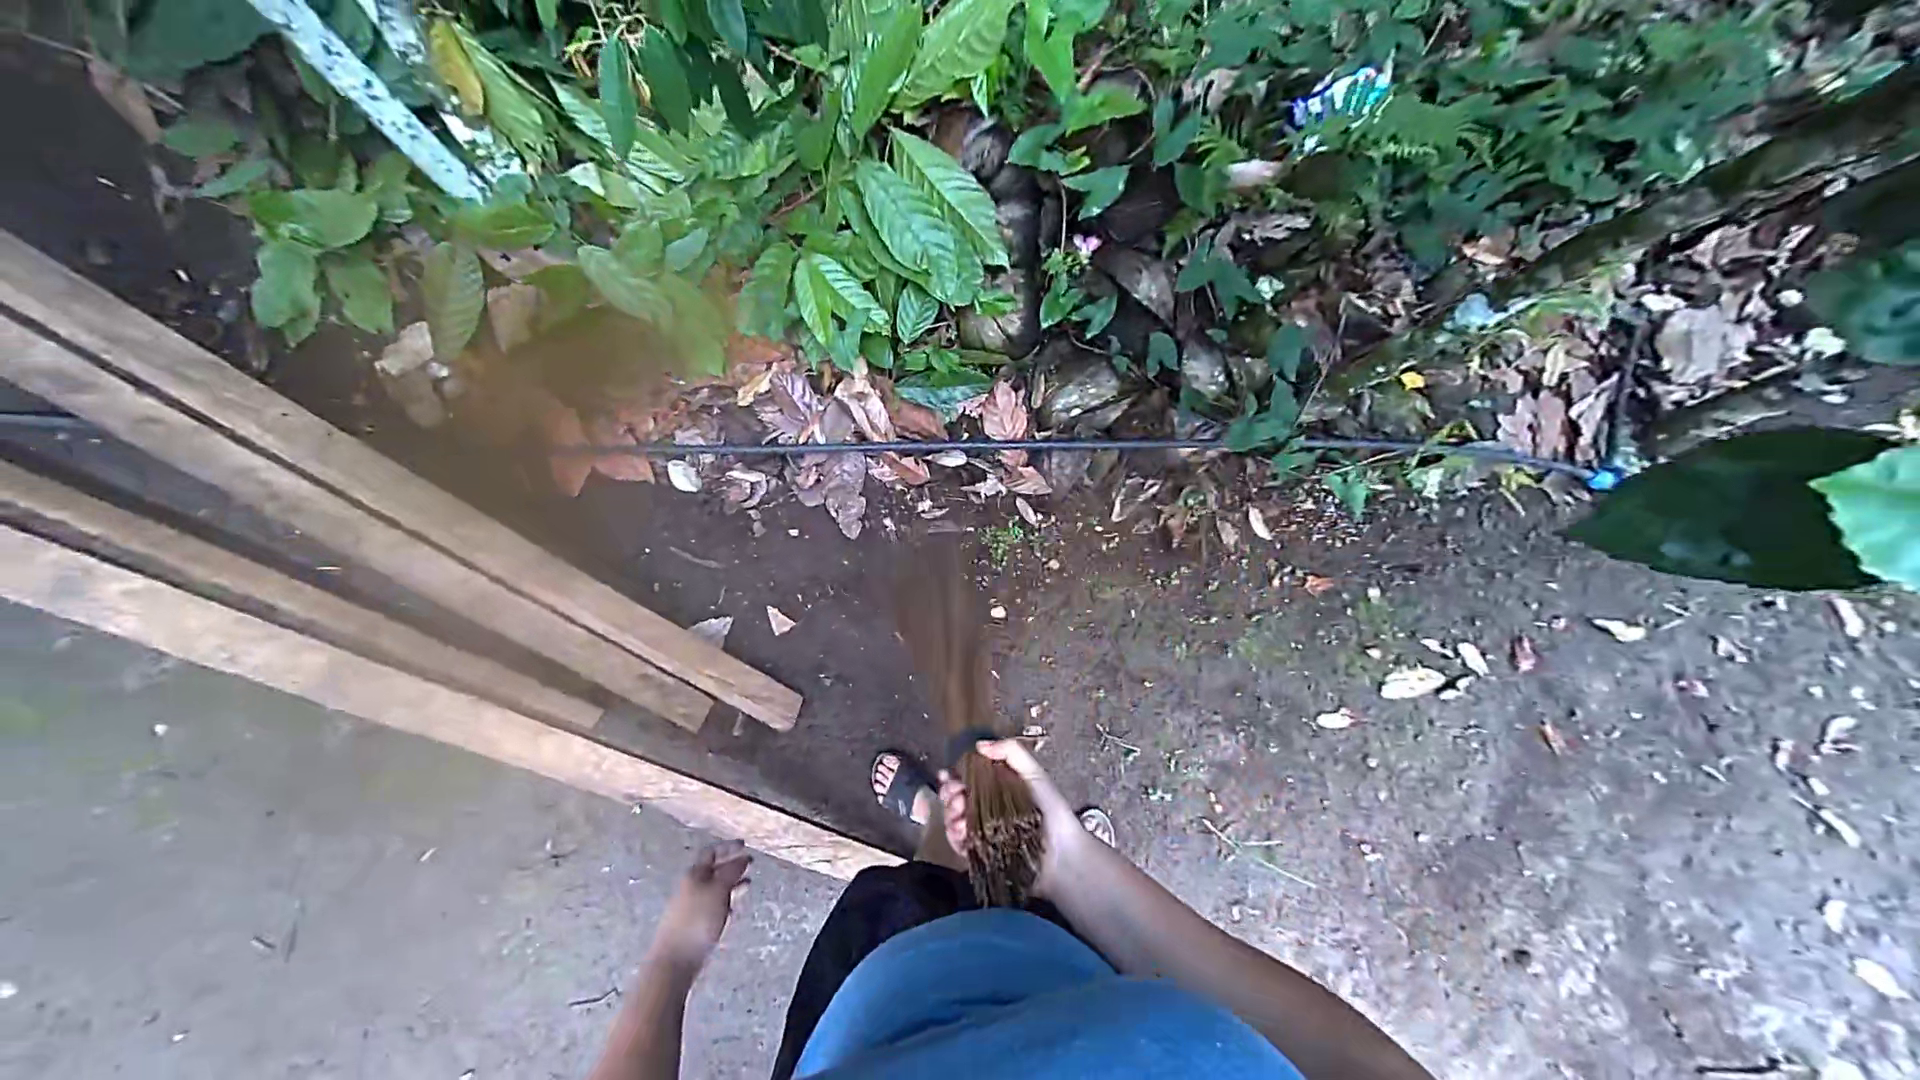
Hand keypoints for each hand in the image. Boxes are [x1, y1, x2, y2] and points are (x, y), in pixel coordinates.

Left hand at [648, 841, 750, 971]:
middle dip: (732, 865)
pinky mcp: (693, 925)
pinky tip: (734, 908)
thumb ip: (732, 872)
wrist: (674, 961)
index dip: (728, 847)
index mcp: (694, 874)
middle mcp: (691, 887)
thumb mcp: (719, 890)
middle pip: (713, 870)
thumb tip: (742, 857)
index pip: (711, 852)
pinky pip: (713, 905)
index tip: (745, 846)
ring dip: (731, 884)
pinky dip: (726, 901)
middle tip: (750, 865)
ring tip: (748, 885)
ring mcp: (691, 906)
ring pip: (714, 888)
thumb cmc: (697, 919)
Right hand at [938, 739, 1089, 897]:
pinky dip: (954, 837)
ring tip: (958, 813)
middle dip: (950, 794)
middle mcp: (987, 808)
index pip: (968, 779)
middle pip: (956, 798)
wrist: (1062, 852)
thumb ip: (1011, 752)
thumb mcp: (1034, 773)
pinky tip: (960, 831)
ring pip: (954, 820)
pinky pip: (959, 845)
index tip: (947, 775)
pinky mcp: (981, 854)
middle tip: (954, 795)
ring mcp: (982, 832)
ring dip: (950, 814)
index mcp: (997, 788)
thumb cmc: (1050, 809)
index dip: (954, 775)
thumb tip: (979, 745)